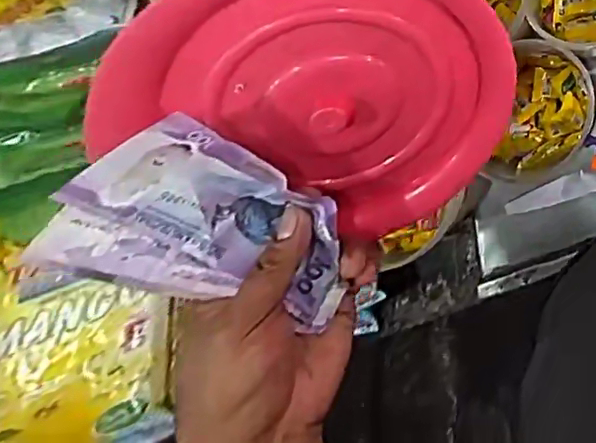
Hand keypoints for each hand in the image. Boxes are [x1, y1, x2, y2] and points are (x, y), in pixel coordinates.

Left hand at [174, 208, 377, 442]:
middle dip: (324, 223)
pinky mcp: (340, 298)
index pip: (249, 231)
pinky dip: (366, 265)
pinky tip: (360, 278)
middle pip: (303, 230)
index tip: (298, 178)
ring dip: (348, 247)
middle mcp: (270, 276)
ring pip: (336, 244)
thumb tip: (295, 212)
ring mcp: (306, 287)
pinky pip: (360, 266)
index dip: (271, 205)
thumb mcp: (239, 322)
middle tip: (338, 221)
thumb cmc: (229, 381)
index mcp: (230, 281)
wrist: (270, 428)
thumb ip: (271, 268)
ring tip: (349, 267)